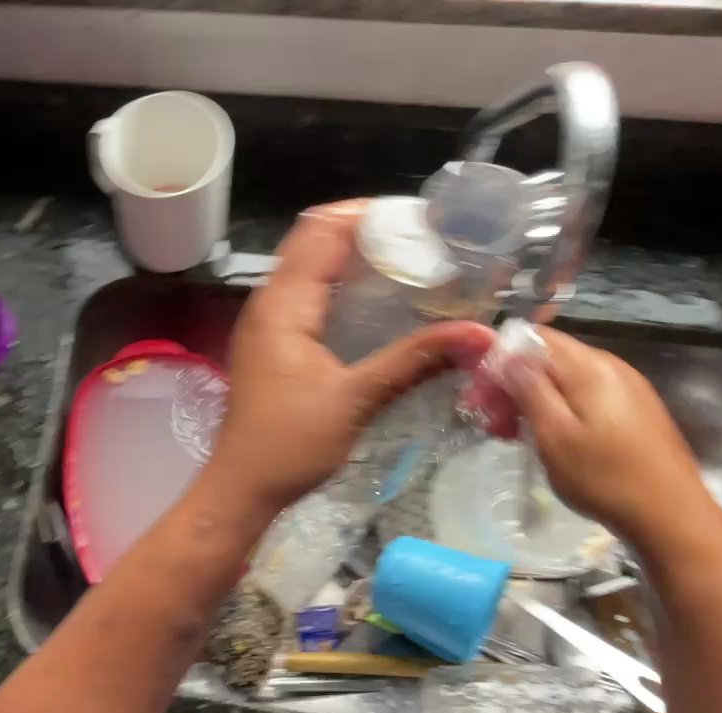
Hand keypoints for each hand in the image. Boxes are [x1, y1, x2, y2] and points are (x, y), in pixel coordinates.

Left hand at [203, 203, 498, 513]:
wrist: (242, 488)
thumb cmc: (289, 445)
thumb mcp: (356, 400)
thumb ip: (415, 360)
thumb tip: (480, 335)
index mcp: (281, 305)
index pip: (322, 229)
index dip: (370, 214)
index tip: (423, 220)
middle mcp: (268, 304)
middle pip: (315, 241)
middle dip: (368, 232)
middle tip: (425, 241)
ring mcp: (267, 325)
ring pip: (310, 269)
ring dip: (354, 260)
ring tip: (410, 263)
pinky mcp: (273, 346)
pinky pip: (308, 297)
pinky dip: (341, 289)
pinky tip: (378, 304)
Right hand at [509, 326, 718, 549]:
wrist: (668, 514)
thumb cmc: (603, 477)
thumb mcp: (554, 435)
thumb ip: (530, 388)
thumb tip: (508, 353)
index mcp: (590, 368)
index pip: (535, 338)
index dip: (501, 359)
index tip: (482, 395)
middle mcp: (611, 367)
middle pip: (549, 358)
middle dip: (512, 384)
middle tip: (491, 425)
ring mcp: (626, 387)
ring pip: (564, 379)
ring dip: (531, 400)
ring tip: (513, 436)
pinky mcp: (633, 409)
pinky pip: (583, 395)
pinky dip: (557, 410)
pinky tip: (548, 439)